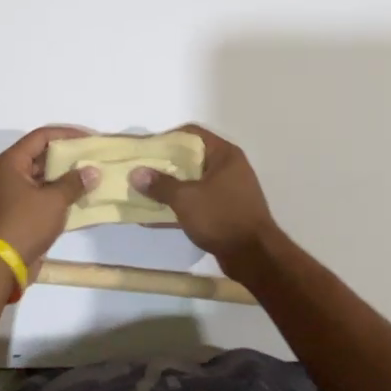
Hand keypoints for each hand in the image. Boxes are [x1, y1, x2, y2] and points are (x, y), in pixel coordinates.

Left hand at [0, 126, 88, 266]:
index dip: (67, 134)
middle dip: (68, 157)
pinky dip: (58, 196)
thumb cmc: (24, 224)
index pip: (42, 136)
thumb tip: (92, 170)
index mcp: (11, 162)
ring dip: (65, 178)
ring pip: (42, 178)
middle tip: (94, 158)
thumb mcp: (53, 201)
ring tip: (92, 178)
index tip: (90, 139)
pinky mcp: (17, 214)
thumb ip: (74, 182)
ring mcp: (11, 195)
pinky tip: (80, 201)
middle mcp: (8, 173)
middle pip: (41, 156)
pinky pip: (41, 197)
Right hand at [132, 125, 277, 265]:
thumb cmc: (222, 217)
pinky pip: (198, 202)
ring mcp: (229, 191)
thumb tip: (135, 173)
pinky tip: (156, 217)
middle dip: (164, 165)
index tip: (145, 149)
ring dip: (170, 187)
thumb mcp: (186, 199)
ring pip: (193, 182)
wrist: (255, 257)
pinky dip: (179, 206)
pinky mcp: (226, 212)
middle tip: (141, 171)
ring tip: (144, 192)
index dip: (166, 138)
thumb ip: (160, 184)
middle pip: (191, 158)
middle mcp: (229, 168)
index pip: (191, 134)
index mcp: (224, 155)